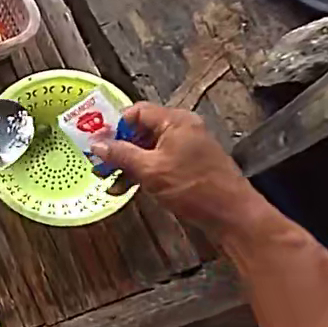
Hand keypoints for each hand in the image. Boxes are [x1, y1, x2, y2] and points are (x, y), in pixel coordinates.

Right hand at [91, 103, 275, 238]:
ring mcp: (186, 149)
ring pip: (148, 150)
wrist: (229, 214)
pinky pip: (158, 163)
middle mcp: (182, 130)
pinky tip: (127, 188)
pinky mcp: (188, 167)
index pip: (137, 112)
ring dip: (128, 164)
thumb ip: (121, 155)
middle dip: (119, 148)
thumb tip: (97, 145)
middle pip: (141, 131)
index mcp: (175, 121)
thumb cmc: (194, 187)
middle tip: (100, 164)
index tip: (99, 142)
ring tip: (110, 181)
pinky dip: (142, 173)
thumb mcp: (149, 170)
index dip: (115, 125)